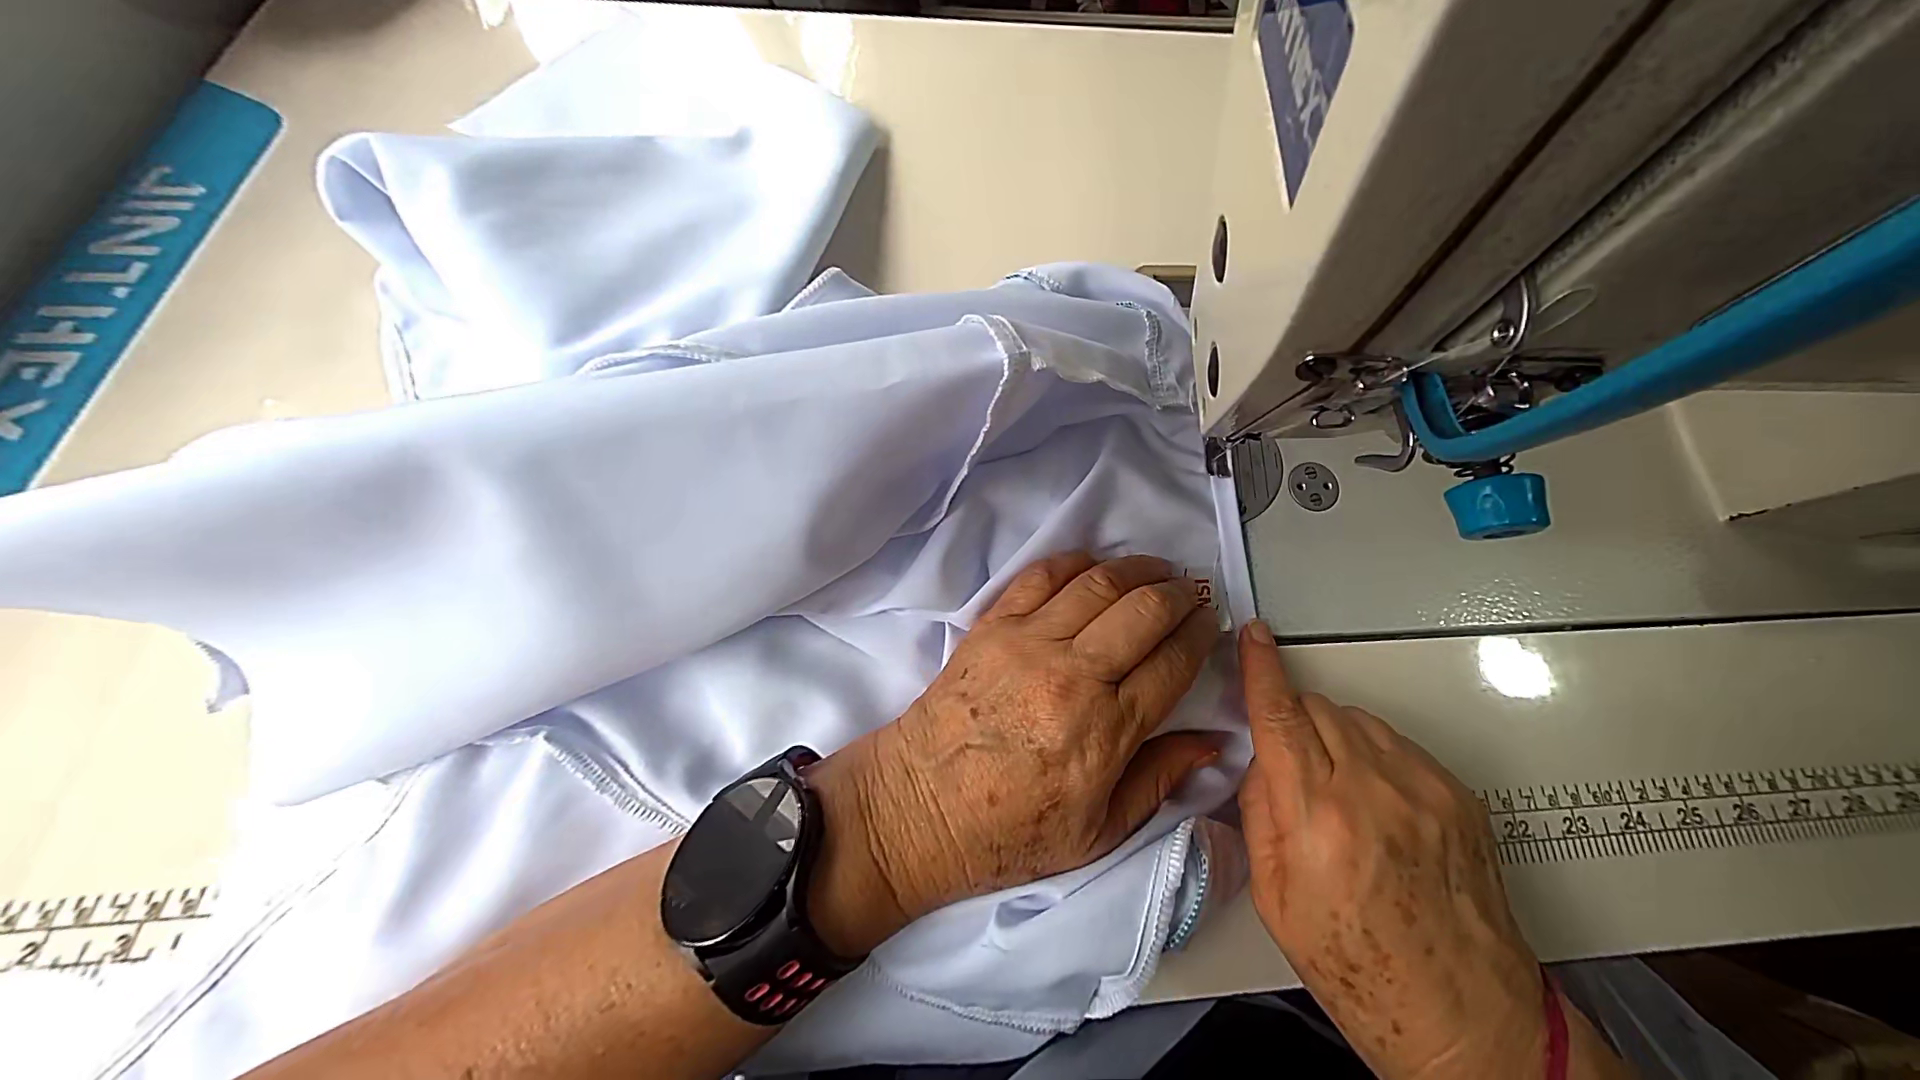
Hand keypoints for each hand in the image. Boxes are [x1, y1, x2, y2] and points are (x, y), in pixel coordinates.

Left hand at [807, 552, 1221, 955]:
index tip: (1211, 623)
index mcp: (1107, 730)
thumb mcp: (1099, 831)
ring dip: (1136, 569)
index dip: (1200, 635)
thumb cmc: (1009, 831)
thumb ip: (1160, 778)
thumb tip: (1214, 740)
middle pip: (1143, 610)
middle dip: (1179, 594)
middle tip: (1191, 592)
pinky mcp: (991, 628)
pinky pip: (1039, 577)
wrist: (918, 807)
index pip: (1173, 662)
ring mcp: (1027, 644)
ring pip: (1097, 583)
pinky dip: (1073, 562)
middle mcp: (1072, 676)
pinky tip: (1093, 564)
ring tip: (1155, 569)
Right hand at [1235, 621, 1545, 1079]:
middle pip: (1317, 708)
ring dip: (1333, 736)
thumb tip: (1261, 760)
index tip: (1253, 636)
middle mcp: (1374, 792)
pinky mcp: (1459, 796)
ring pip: (1357, 719)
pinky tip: (1376, 805)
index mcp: (1317, 818)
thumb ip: (1260, 811)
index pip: (1279, 717)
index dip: (1260, 669)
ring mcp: (1425, 790)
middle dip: (1293, 719)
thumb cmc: (1357, 966)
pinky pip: (1396, 745)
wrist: (1464, 1016)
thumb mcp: (1273, 895)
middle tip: (1291, 765)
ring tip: (1337, 791)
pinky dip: (1373, 757)